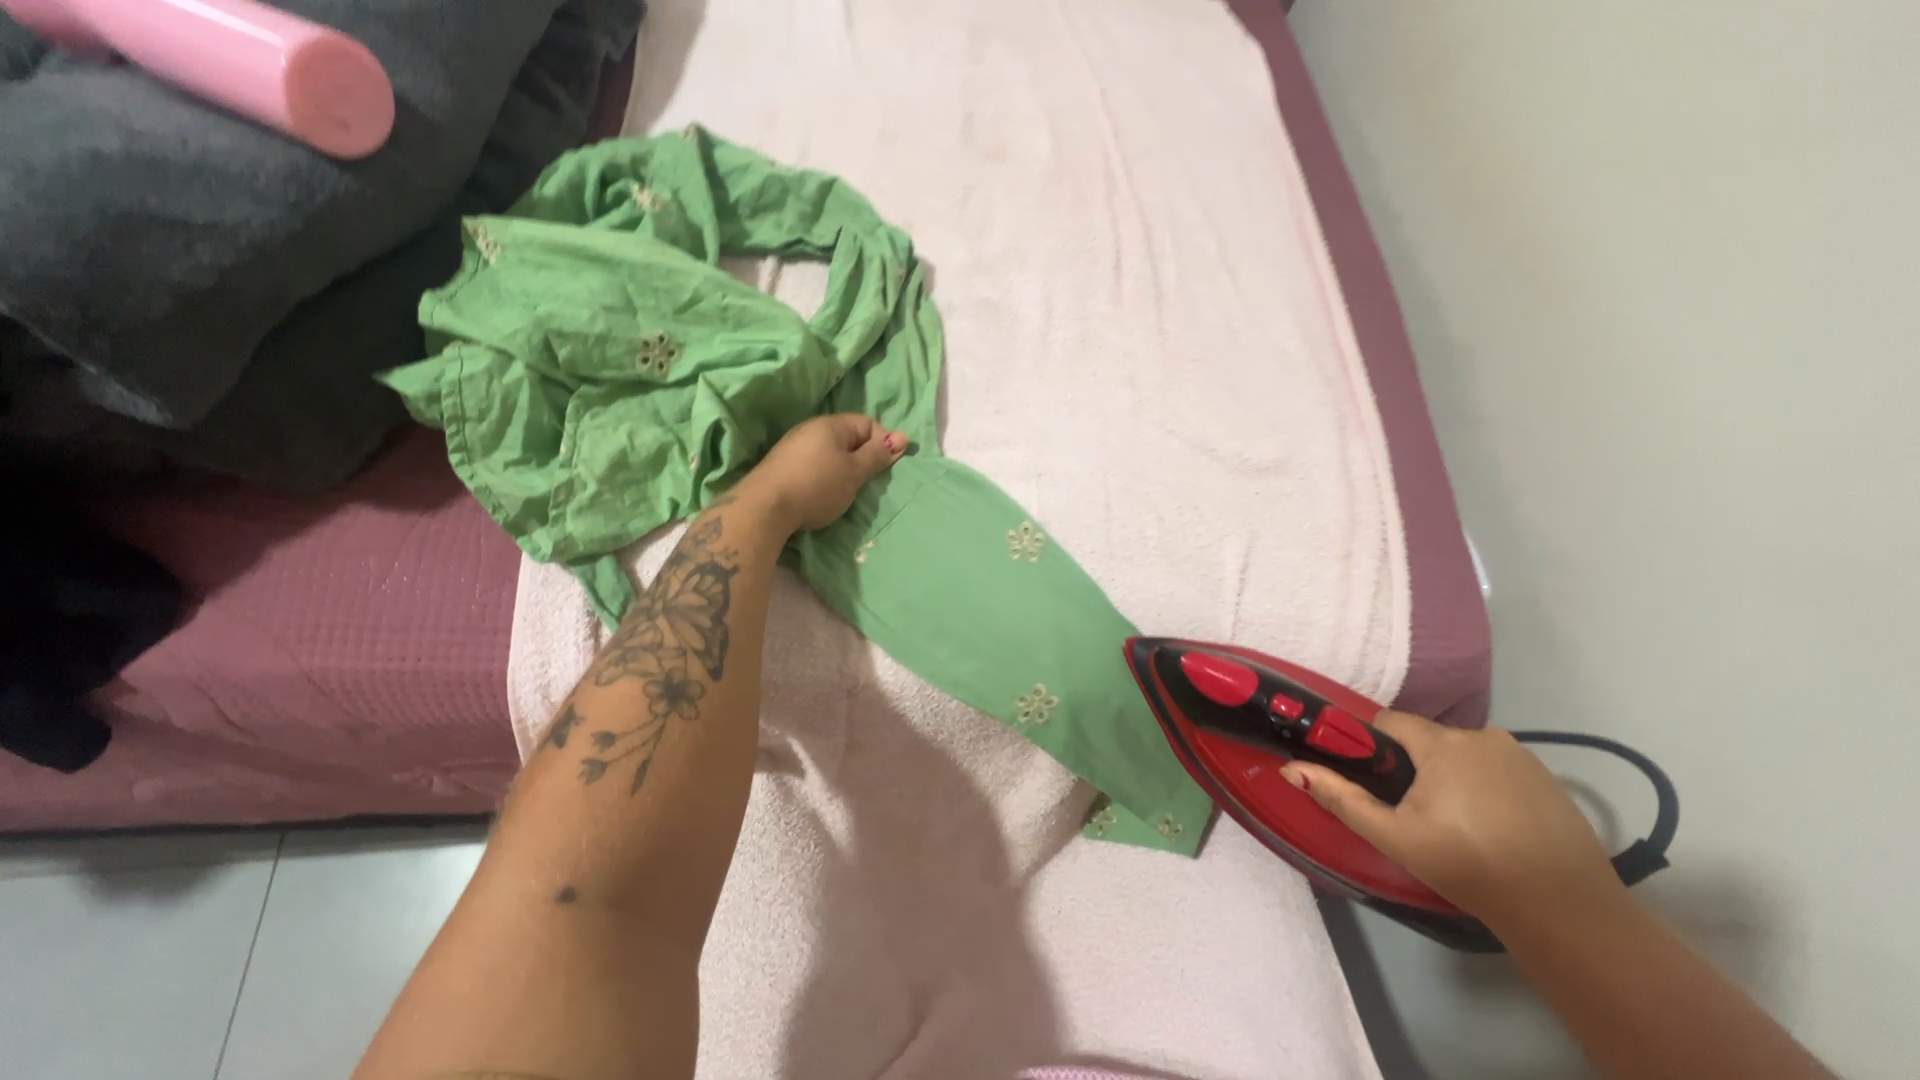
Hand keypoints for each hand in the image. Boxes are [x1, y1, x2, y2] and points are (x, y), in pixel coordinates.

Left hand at [732, 414, 906, 533]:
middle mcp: (811, 429)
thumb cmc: (817, 485)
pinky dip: (825, 477)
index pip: (867, 423)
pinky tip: (824, 494)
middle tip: (869, 482)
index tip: (887, 467)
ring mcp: (794, 447)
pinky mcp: (783, 467)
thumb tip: (902, 437)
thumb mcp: (854, 472)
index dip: (883, 442)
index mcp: (831, 425)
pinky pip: (814, 465)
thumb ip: (877, 455)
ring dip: (844, 470)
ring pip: (830, 453)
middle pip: (848, 438)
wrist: (765, 508)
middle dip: (863, 457)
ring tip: (848, 491)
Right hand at [1282, 712, 1625, 928]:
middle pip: (1429, 740)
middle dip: (1414, 767)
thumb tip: (1290, 768)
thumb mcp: (1393, 835)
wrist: (1560, 905)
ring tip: (1456, 826)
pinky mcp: (1548, 778)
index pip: (1390, 721)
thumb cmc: (1466, 864)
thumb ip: (1341, 797)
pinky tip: (1491, 828)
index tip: (1373, 781)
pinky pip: (1498, 770)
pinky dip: (1486, 788)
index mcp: (1442, 743)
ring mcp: (1521, 755)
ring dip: (1452, 777)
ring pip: (1465, 755)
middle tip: (1414, 814)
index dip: (1373, 746)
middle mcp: (1483, 735)